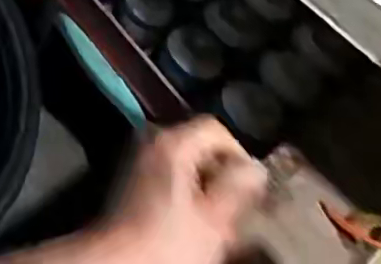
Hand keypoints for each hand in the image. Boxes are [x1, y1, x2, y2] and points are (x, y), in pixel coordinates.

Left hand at [92, 117, 265, 263]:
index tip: (253, 190)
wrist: (123, 255)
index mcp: (169, 141)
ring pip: (188, 157)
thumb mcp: (215, 219)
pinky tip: (195, 217)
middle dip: (224, 173)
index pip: (214, 128)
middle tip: (237, 211)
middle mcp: (151, 137)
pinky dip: (189, 186)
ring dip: (208, 183)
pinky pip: (172, 167)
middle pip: (200, 142)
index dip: (239, 155)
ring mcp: (140, 151)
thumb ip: (238, 188)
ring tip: (217, 220)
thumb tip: (256, 167)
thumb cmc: (171, 240)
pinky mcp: (135, 169)